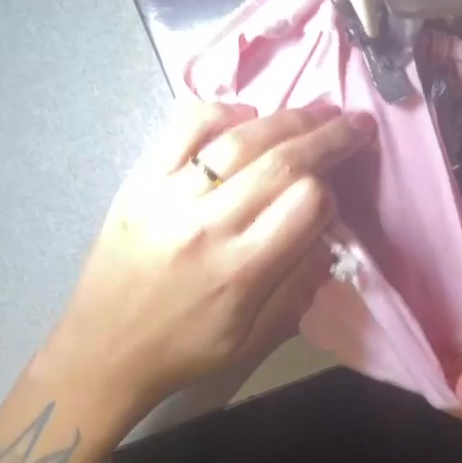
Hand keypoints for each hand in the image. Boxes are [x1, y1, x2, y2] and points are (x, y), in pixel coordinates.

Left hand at [46, 100, 375, 413]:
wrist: (105, 350)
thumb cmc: (185, 351)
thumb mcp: (252, 340)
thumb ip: (296, 290)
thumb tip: (324, 241)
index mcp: (241, 271)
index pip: (307, 204)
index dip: (331, 195)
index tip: (333, 199)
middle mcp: (209, 225)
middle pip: (282, 160)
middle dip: (328, 136)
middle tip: (356, 123)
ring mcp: (170, 196)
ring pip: (239, 136)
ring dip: (286, 117)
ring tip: (314, 111)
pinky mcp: (139, 181)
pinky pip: (184, 127)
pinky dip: (221, 112)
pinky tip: (245, 117)